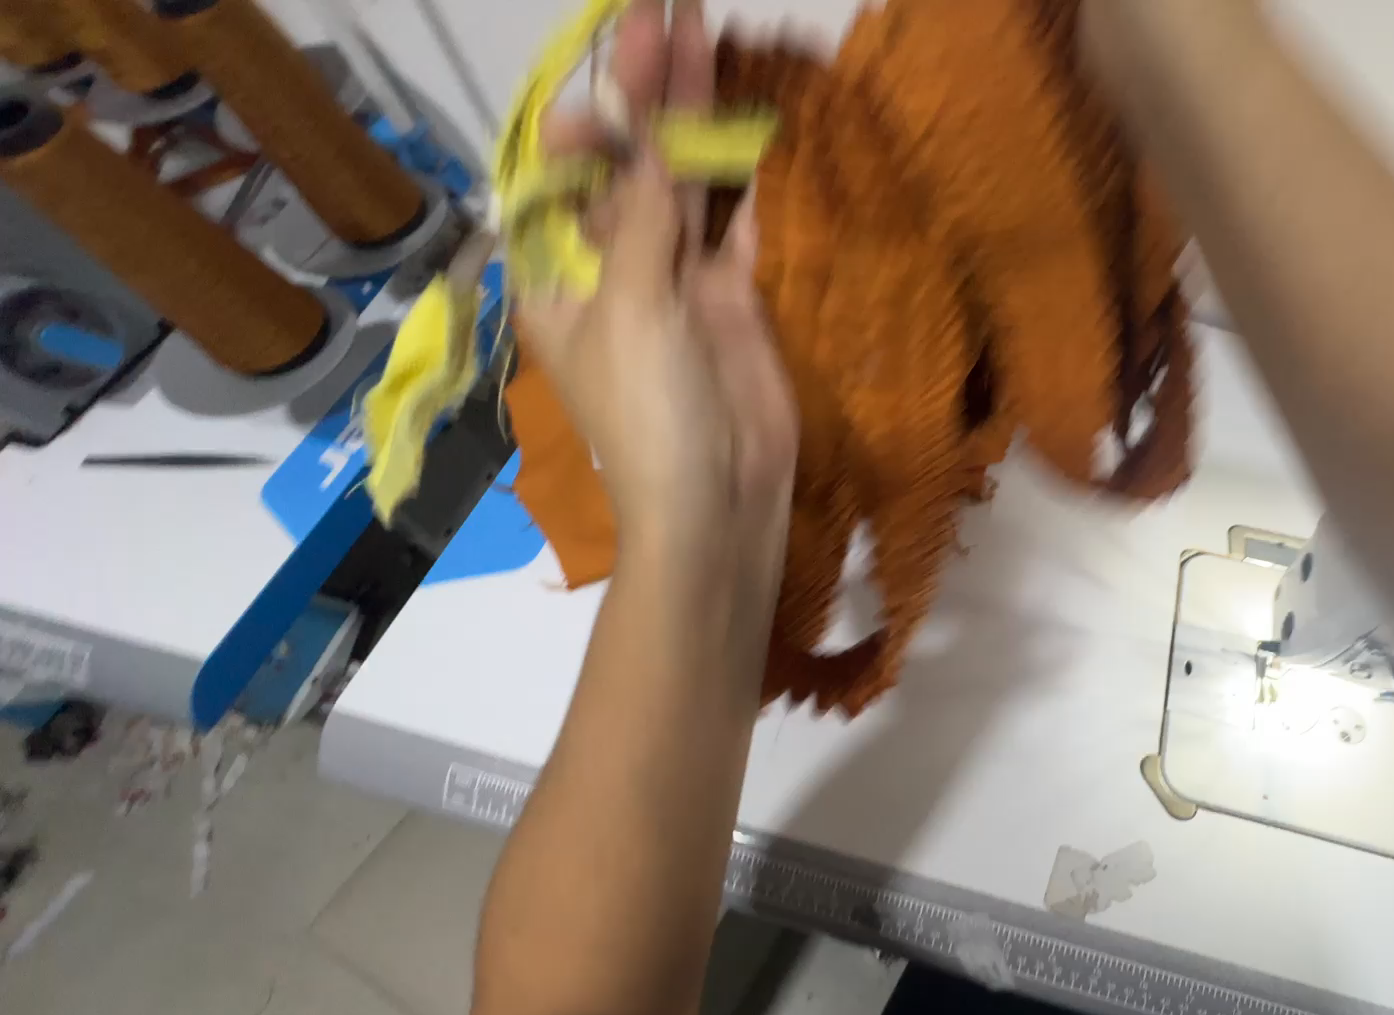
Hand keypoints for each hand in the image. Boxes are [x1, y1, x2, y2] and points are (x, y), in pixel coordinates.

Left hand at [517, 2, 796, 564]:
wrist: (720, 498)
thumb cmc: (649, 413)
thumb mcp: (629, 309)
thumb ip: (639, 217)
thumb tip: (640, 129)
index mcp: (559, 272)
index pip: (560, 173)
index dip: (585, 117)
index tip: (617, 66)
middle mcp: (616, 268)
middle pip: (628, 166)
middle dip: (646, 94)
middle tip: (668, 11)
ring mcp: (679, 283)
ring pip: (686, 188)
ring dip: (695, 123)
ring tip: (707, 38)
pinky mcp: (733, 302)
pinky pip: (734, 229)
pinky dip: (740, 184)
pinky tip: (746, 128)